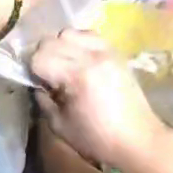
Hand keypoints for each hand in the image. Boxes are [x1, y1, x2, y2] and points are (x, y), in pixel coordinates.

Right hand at [30, 30, 169, 169]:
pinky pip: (89, 35)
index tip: (40, 85)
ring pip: (69, 33)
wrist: (139, 140)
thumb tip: (37, 85)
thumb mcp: (60, 125)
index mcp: (76, 76)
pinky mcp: (116, 52)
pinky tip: (81, 62)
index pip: (39, 56)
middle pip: (51, 40)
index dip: (33, 71)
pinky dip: (79, 44)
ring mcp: (106, 50)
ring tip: (65, 66)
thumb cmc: (98, 139)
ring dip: (60, 47)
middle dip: (43, 56)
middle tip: (49, 77)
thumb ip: (42, 100)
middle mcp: (91, 56)